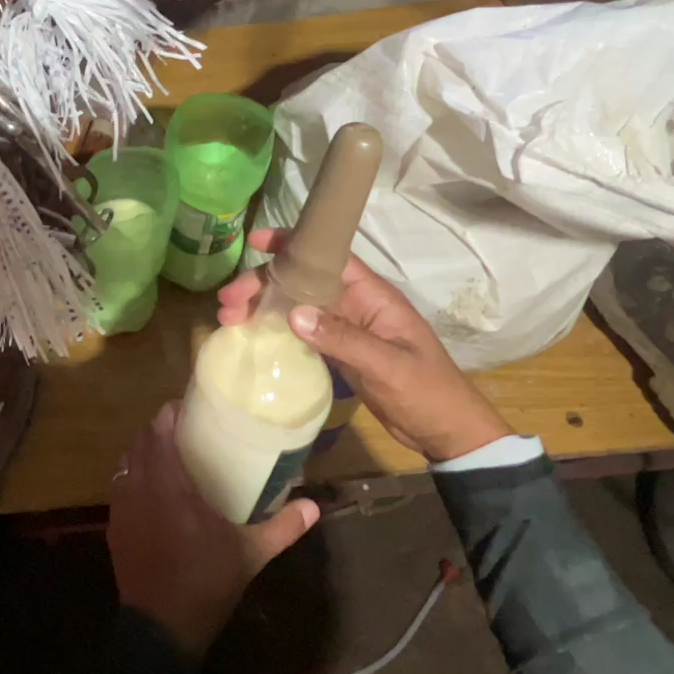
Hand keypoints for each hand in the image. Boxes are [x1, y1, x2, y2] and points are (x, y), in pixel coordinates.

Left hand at [107, 402, 317, 657]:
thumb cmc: (205, 583)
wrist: (161, 630)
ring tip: (166, 454)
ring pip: (125, 463)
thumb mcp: (249, 555)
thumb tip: (315, 506)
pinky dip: (132, 477)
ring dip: (142, 452)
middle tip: (182, 428)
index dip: (167, 415)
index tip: (185, 407)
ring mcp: (121, 508)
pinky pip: (119, 487)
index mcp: (168, 486)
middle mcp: (139, 489)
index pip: (158, 432)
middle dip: (156, 430)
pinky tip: (152, 490)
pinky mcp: (113, 528)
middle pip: (139, 442)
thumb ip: (281, 527)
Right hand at [217, 228, 511, 462]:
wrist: (446, 431)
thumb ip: (342, 338)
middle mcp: (353, 303)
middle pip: (300, 281)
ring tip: (227, 319)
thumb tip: (292, 313)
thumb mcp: (387, 364)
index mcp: (370, 294)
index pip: (327, 256)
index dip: (292, 244)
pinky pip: (299, 331)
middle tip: (226, 302)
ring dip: (261, 307)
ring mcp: (343, 327)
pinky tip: (248, 337)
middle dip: (262, 284)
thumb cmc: (426, 391)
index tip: (256, 242)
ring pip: (294, 305)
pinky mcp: (337, 350)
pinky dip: (272, 330)